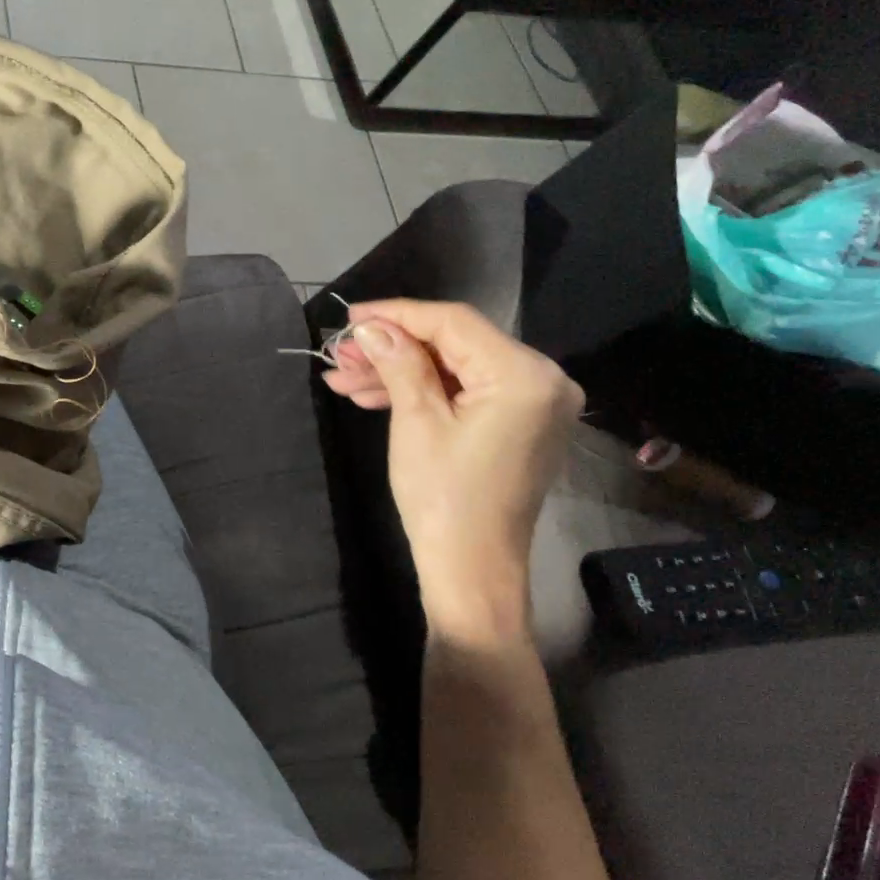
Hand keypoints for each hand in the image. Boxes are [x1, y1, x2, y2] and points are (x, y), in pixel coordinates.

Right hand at [321, 300, 582, 627]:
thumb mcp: (415, 423)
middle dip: (391, 349)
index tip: (350, 316)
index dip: (397, 315)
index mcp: (524, 375)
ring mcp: (533, 403)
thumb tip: (371, 327)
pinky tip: (372, 396)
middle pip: (454, 345)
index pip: (454, 324)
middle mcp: (542, 379)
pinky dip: (422, 393)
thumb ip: (399, 364)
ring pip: (454, 369)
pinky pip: (465, 393)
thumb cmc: (443, 496)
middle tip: (338, 356)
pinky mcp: (517, 423)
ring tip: (342, 380)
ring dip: (398, 372)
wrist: (471, 565)